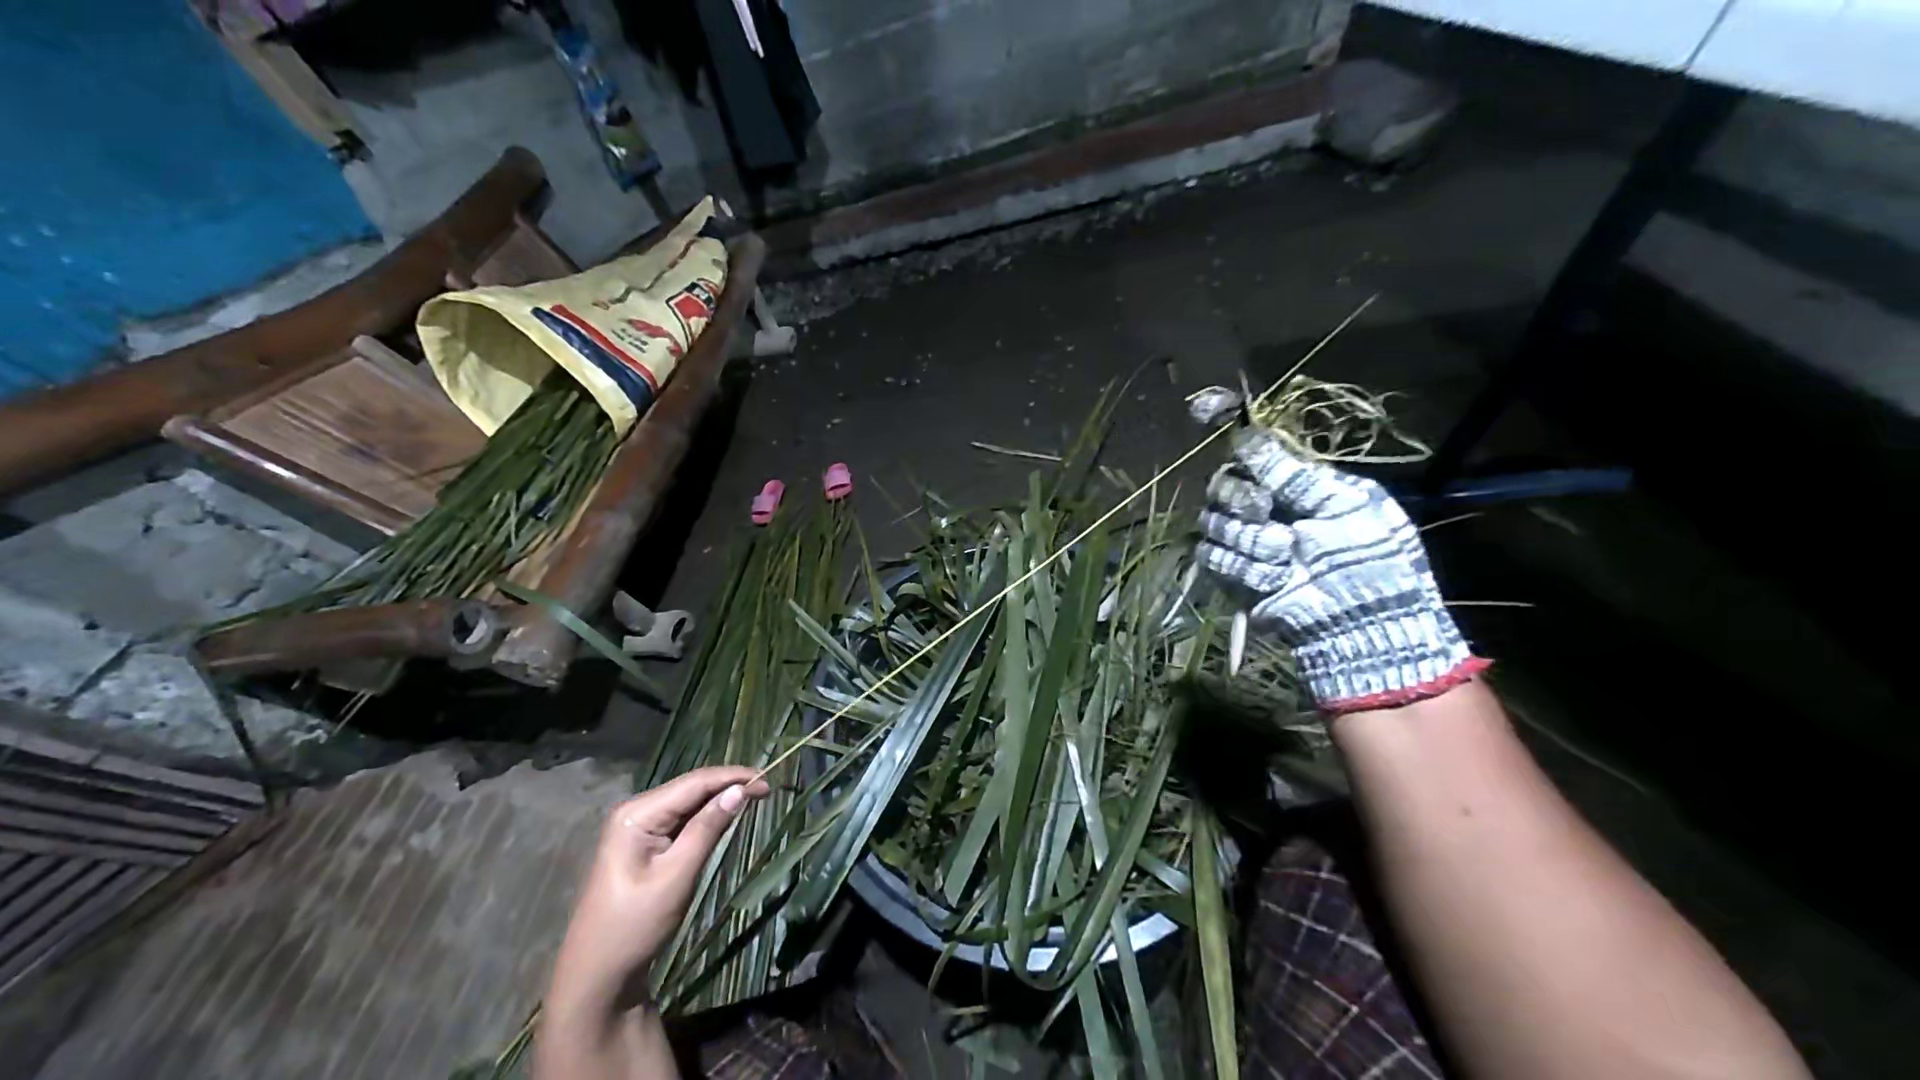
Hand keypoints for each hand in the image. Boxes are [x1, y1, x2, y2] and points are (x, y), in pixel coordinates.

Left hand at [545, 766, 770, 1013]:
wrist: (598, 974)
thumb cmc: (635, 925)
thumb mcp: (676, 876)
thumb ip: (707, 829)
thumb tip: (740, 791)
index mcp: (636, 814)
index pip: (694, 783)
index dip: (732, 777)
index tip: (768, 780)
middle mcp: (634, 810)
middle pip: (691, 788)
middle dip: (728, 785)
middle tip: (767, 789)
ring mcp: (636, 826)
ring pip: (687, 802)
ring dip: (719, 799)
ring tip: (755, 796)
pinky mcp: (642, 842)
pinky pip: (680, 819)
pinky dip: (706, 815)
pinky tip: (726, 814)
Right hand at [1192, 392, 1484, 711]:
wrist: (1362, 621)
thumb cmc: (1369, 558)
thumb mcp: (1346, 504)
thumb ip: (1295, 474)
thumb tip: (1246, 436)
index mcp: (1295, 489)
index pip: (1248, 461)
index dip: (1245, 463)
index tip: (1255, 466)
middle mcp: (1264, 513)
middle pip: (1220, 487)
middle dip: (1238, 497)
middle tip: (1263, 509)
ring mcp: (1244, 545)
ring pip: (1212, 522)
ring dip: (1246, 537)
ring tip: (1281, 555)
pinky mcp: (1231, 578)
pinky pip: (1211, 556)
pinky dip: (1241, 566)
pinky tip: (1271, 577)